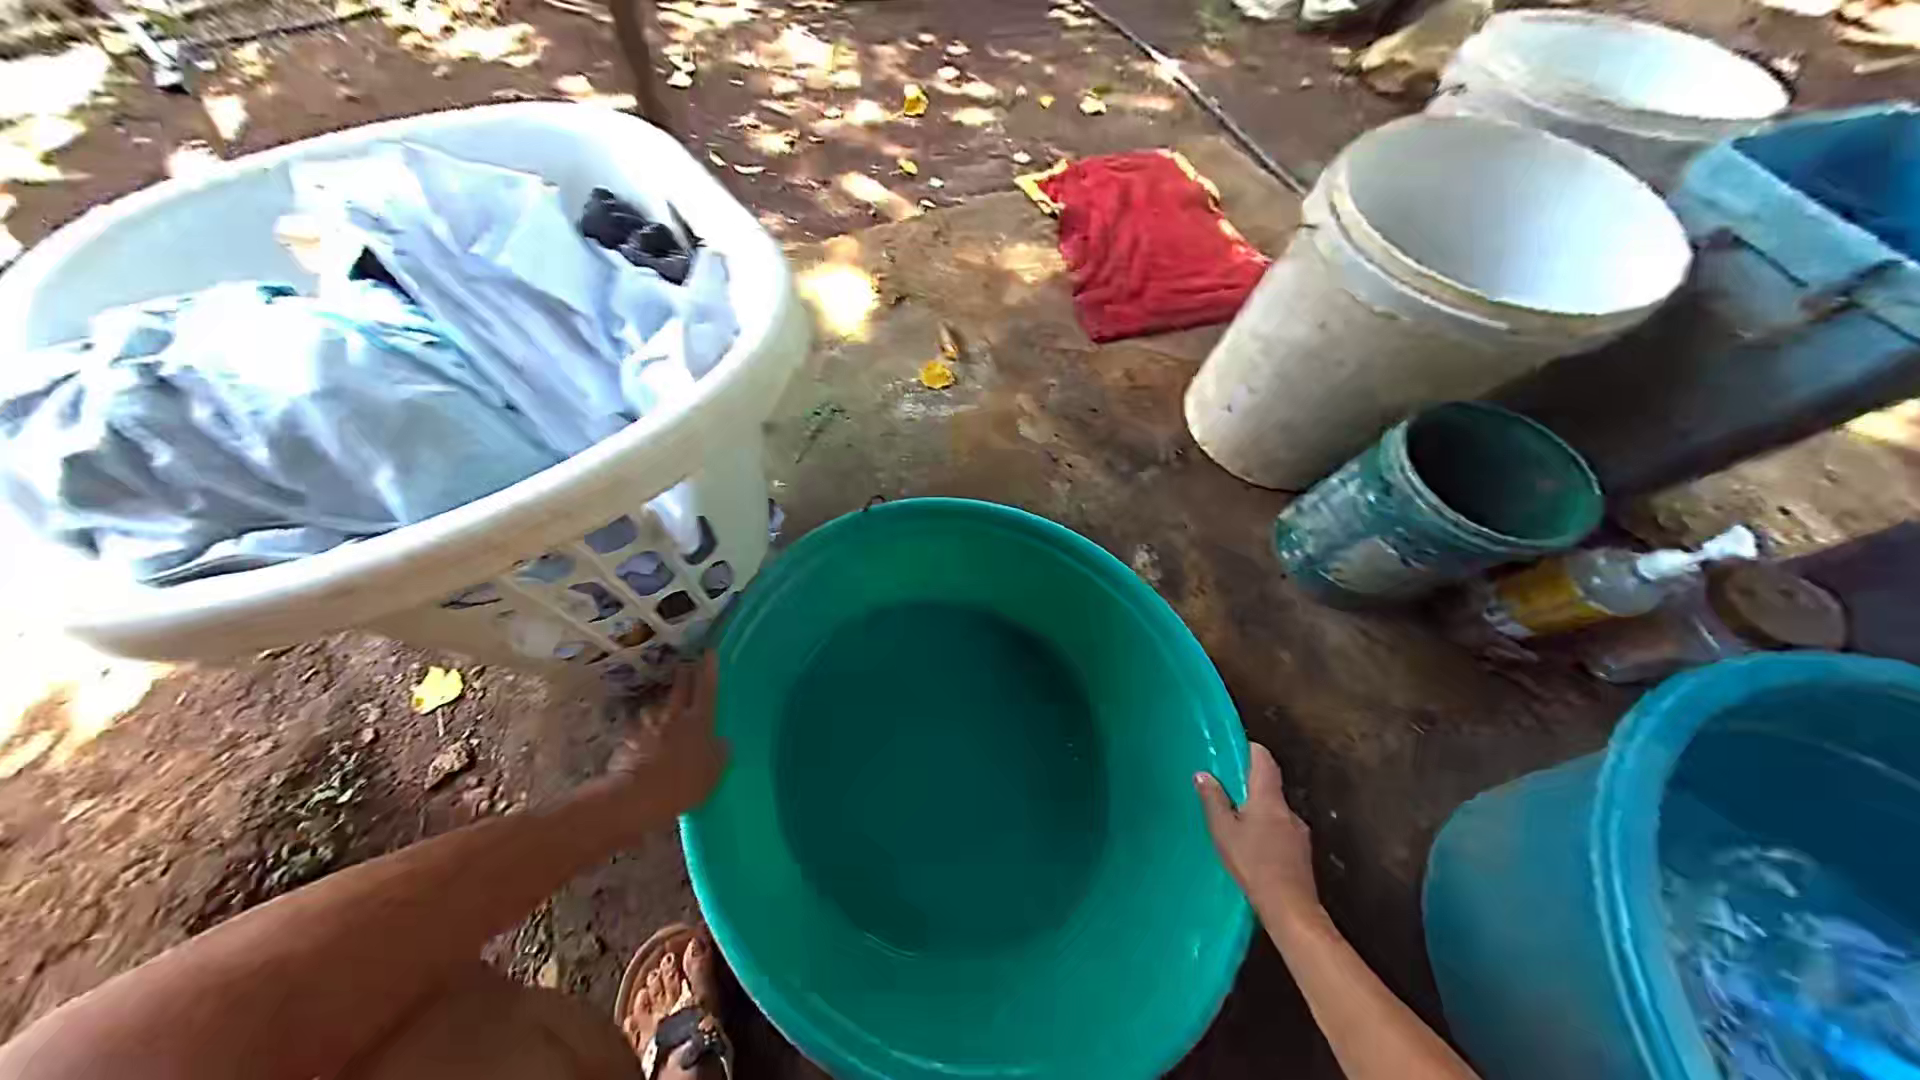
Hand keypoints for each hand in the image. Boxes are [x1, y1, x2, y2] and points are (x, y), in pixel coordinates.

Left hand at [602, 654, 728, 816]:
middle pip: (681, 688)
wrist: (636, 796)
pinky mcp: (629, 740)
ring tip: (663, 708)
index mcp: (699, 721)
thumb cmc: (684, 783)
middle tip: (687, 664)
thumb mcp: (714, 772)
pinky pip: (640, 730)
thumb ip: (719, 753)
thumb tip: (722, 742)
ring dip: (662, 704)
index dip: (709, 669)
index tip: (710, 651)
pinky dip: (644, 731)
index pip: (707, 688)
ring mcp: (649, 726)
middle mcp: (674, 717)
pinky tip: (643, 739)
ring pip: (658, 707)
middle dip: (685, 674)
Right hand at [1195, 742, 1319, 920]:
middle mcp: (1288, 809)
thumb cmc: (1253, 864)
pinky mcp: (1301, 852)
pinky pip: (1281, 828)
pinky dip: (1266, 828)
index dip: (1249, 749)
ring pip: (1275, 809)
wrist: (1290, 908)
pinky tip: (1252, 845)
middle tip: (1224, 786)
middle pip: (1269, 784)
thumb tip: (1203, 774)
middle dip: (1248, 782)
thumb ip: (1213, 800)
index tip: (1231, 749)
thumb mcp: (1223, 831)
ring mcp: (1299, 831)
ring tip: (1235, 820)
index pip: (1264, 760)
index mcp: (1268, 798)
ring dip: (1257, 808)